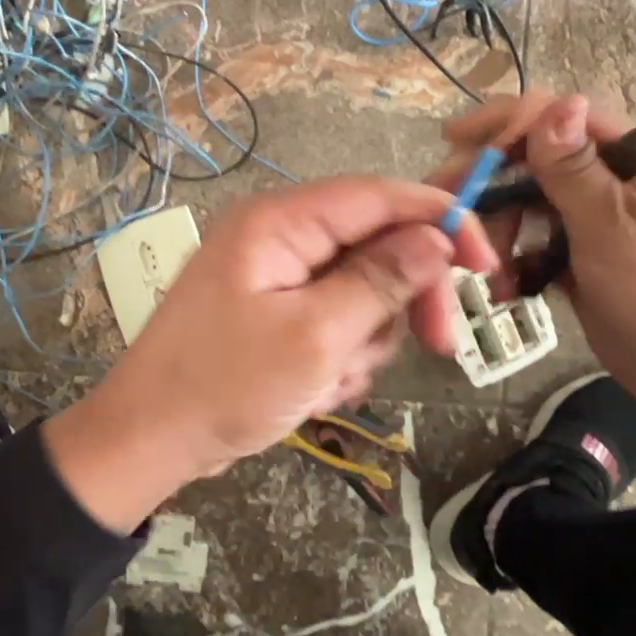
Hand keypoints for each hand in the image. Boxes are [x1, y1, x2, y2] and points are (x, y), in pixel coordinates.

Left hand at [43, 177, 497, 530]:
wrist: (149, 440)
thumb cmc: (224, 384)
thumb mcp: (315, 336)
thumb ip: (381, 281)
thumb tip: (438, 237)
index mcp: (280, 222)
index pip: (380, 195)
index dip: (441, 220)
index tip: (485, 266)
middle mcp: (279, 238)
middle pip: (377, 245)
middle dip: (406, 297)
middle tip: (438, 347)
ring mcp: (276, 278)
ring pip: (363, 291)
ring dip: (367, 339)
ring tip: (332, 379)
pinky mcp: (275, 315)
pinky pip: (334, 322)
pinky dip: (339, 356)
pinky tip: (314, 390)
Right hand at [433, 93, 635, 449]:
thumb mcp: (619, 231)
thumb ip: (577, 171)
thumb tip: (556, 102)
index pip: (564, 116)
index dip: (507, 122)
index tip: (455, 143)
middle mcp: (616, 182)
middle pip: (538, 160)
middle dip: (490, 182)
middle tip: (449, 208)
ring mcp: (600, 223)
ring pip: (531, 204)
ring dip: (499, 228)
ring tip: (485, 267)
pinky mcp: (586, 260)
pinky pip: (538, 245)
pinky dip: (517, 261)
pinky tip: (508, 287)